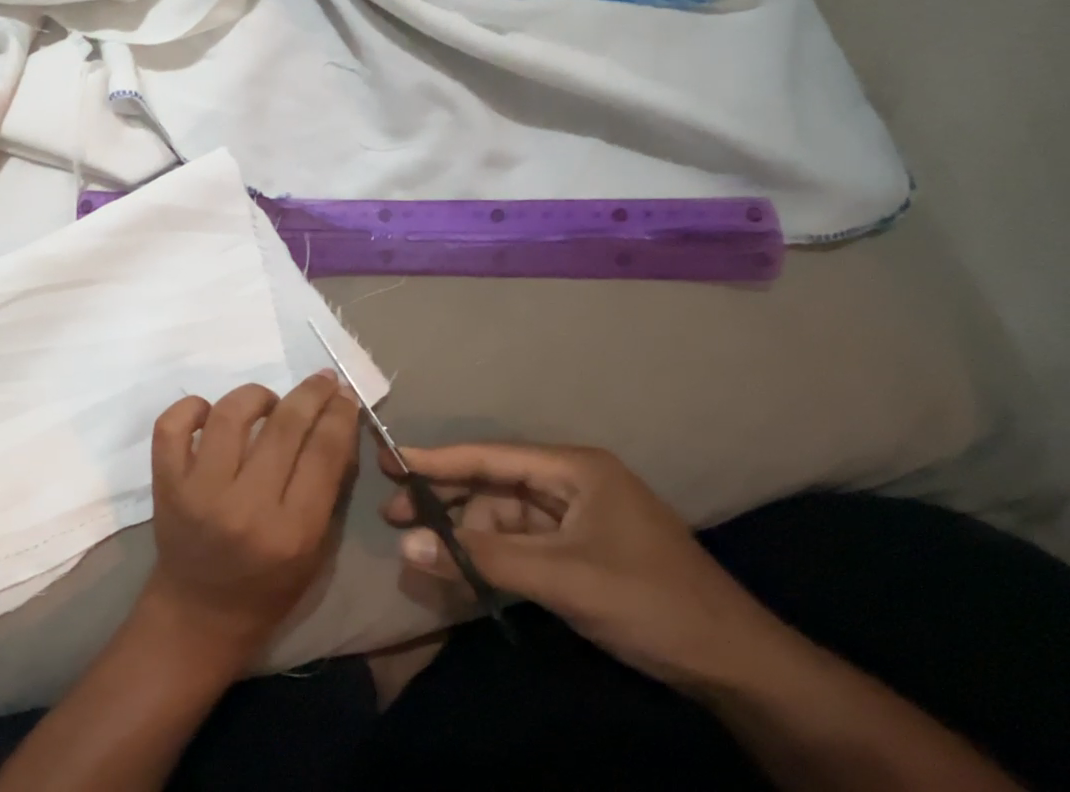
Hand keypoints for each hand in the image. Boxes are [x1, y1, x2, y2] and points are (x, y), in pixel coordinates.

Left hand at [141, 374, 361, 670]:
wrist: (198, 612)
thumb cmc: (268, 586)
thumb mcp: (316, 550)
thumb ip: (328, 490)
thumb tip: (336, 426)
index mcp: (292, 531)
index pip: (324, 452)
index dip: (339, 415)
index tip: (344, 395)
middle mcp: (246, 506)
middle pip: (284, 427)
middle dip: (310, 394)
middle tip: (320, 381)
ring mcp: (199, 491)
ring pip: (230, 414)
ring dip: (256, 396)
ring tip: (267, 401)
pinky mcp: (165, 483)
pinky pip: (172, 426)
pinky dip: (192, 408)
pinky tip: (210, 413)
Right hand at [383, 443, 789, 691]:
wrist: (734, 663)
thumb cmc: (649, 602)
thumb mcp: (560, 577)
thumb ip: (479, 558)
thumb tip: (403, 544)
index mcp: (576, 470)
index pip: (490, 457)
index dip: (434, 459)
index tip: (385, 460)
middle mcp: (573, 484)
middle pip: (492, 484)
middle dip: (443, 499)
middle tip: (390, 515)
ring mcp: (577, 518)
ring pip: (502, 516)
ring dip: (463, 533)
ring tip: (419, 550)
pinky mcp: (579, 551)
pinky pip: (519, 543)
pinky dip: (488, 555)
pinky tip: (458, 569)